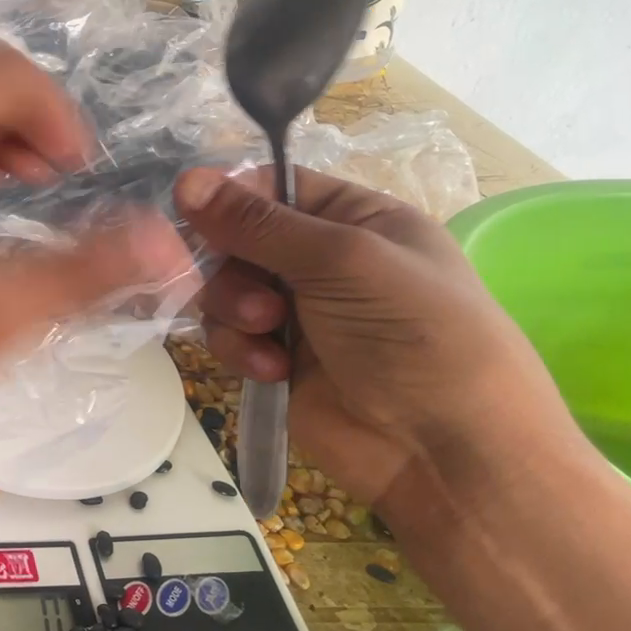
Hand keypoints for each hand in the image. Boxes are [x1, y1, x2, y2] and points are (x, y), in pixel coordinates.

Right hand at [174, 165, 576, 512]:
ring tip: (268, 336)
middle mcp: (321, 259)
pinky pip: (225, 333)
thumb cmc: (415, 336)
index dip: (229, 197)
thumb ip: (257, 223)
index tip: (189, 211)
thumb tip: (184, 179)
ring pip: (221, 288)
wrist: (446, 451)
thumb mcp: (342, 261)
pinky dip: (239, 349)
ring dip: (234, 310)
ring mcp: (295, 310)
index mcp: (356, 219)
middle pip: (233, 238)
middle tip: (255, 298)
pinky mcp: (272, 355)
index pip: (272, 186)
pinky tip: (271, 370)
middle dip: (230, 266)